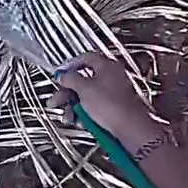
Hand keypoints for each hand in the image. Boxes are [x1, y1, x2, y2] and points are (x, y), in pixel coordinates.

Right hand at [48, 51, 170, 153]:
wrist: (130, 128)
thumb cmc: (112, 105)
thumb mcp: (84, 88)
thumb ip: (70, 79)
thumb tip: (63, 75)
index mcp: (107, 66)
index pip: (86, 58)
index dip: (70, 66)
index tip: (60, 75)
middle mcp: (113, 77)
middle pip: (84, 81)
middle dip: (68, 92)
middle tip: (57, 100)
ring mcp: (115, 94)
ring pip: (88, 97)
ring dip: (75, 106)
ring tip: (69, 116)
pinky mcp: (115, 110)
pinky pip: (96, 109)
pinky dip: (86, 114)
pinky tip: (80, 121)